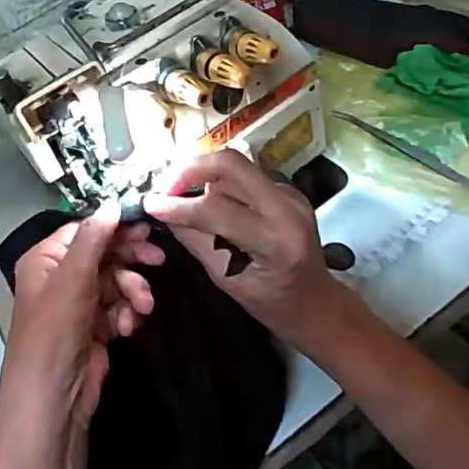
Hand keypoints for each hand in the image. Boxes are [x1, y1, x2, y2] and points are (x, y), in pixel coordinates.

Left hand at [1, 205, 164, 428]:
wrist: (53, 401)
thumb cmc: (55, 331)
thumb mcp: (73, 277)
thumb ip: (95, 237)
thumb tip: (113, 202)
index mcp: (46, 258)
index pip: (86, 230)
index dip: (115, 226)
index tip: (145, 225)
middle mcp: (61, 276)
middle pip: (105, 253)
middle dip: (131, 259)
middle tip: (157, 258)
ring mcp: (79, 303)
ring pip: (117, 280)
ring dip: (133, 291)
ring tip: (141, 307)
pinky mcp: (95, 327)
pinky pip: (119, 306)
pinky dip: (128, 313)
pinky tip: (128, 326)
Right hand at [144, 151, 355, 350]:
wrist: (317, 304)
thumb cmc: (273, 305)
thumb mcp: (227, 281)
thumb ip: (196, 241)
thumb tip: (163, 211)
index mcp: (277, 239)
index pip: (218, 209)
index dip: (179, 205)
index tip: (151, 204)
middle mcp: (288, 206)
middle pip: (231, 164)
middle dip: (191, 169)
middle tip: (167, 188)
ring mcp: (290, 193)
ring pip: (236, 167)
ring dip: (204, 176)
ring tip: (184, 197)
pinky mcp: (286, 189)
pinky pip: (245, 177)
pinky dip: (221, 184)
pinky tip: (211, 204)